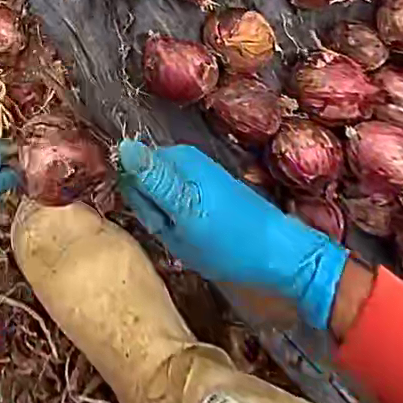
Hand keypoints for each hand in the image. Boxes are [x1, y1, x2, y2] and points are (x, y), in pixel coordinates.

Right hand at [117, 139, 347, 330]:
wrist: (281, 257)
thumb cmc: (230, 241)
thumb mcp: (184, 214)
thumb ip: (151, 181)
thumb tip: (121, 145)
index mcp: (177, 158)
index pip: (129, 173)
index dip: (139, 203)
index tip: (159, 223)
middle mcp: (184, 160)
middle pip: (142, 184)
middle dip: (153, 213)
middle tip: (178, 234)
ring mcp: (196, 176)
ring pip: (157, 199)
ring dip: (167, 223)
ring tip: (191, 239)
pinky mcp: (205, 191)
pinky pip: (175, 207)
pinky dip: (180, 226)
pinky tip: (200, 239)